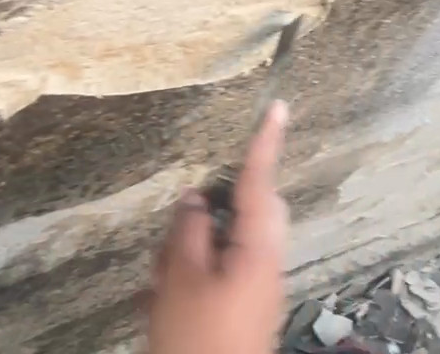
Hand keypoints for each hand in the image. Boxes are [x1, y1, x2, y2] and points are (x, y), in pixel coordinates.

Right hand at [149, 101, 290, 353]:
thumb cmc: (196, 337)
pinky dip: (188, 278)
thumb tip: (195, 198)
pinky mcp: (242, 310)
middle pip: (241, 215)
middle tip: (172, 240)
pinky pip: (215, 275)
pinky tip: (162, 301)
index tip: (279, 108)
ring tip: (160, 284)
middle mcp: (264, 266)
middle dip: (204, 216)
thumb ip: (189, 229)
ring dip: (188, 254)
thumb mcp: (182, 278)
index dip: (266, 143)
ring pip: (221, 245)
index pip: (260, 183)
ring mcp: (255, 290)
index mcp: (258, 252)